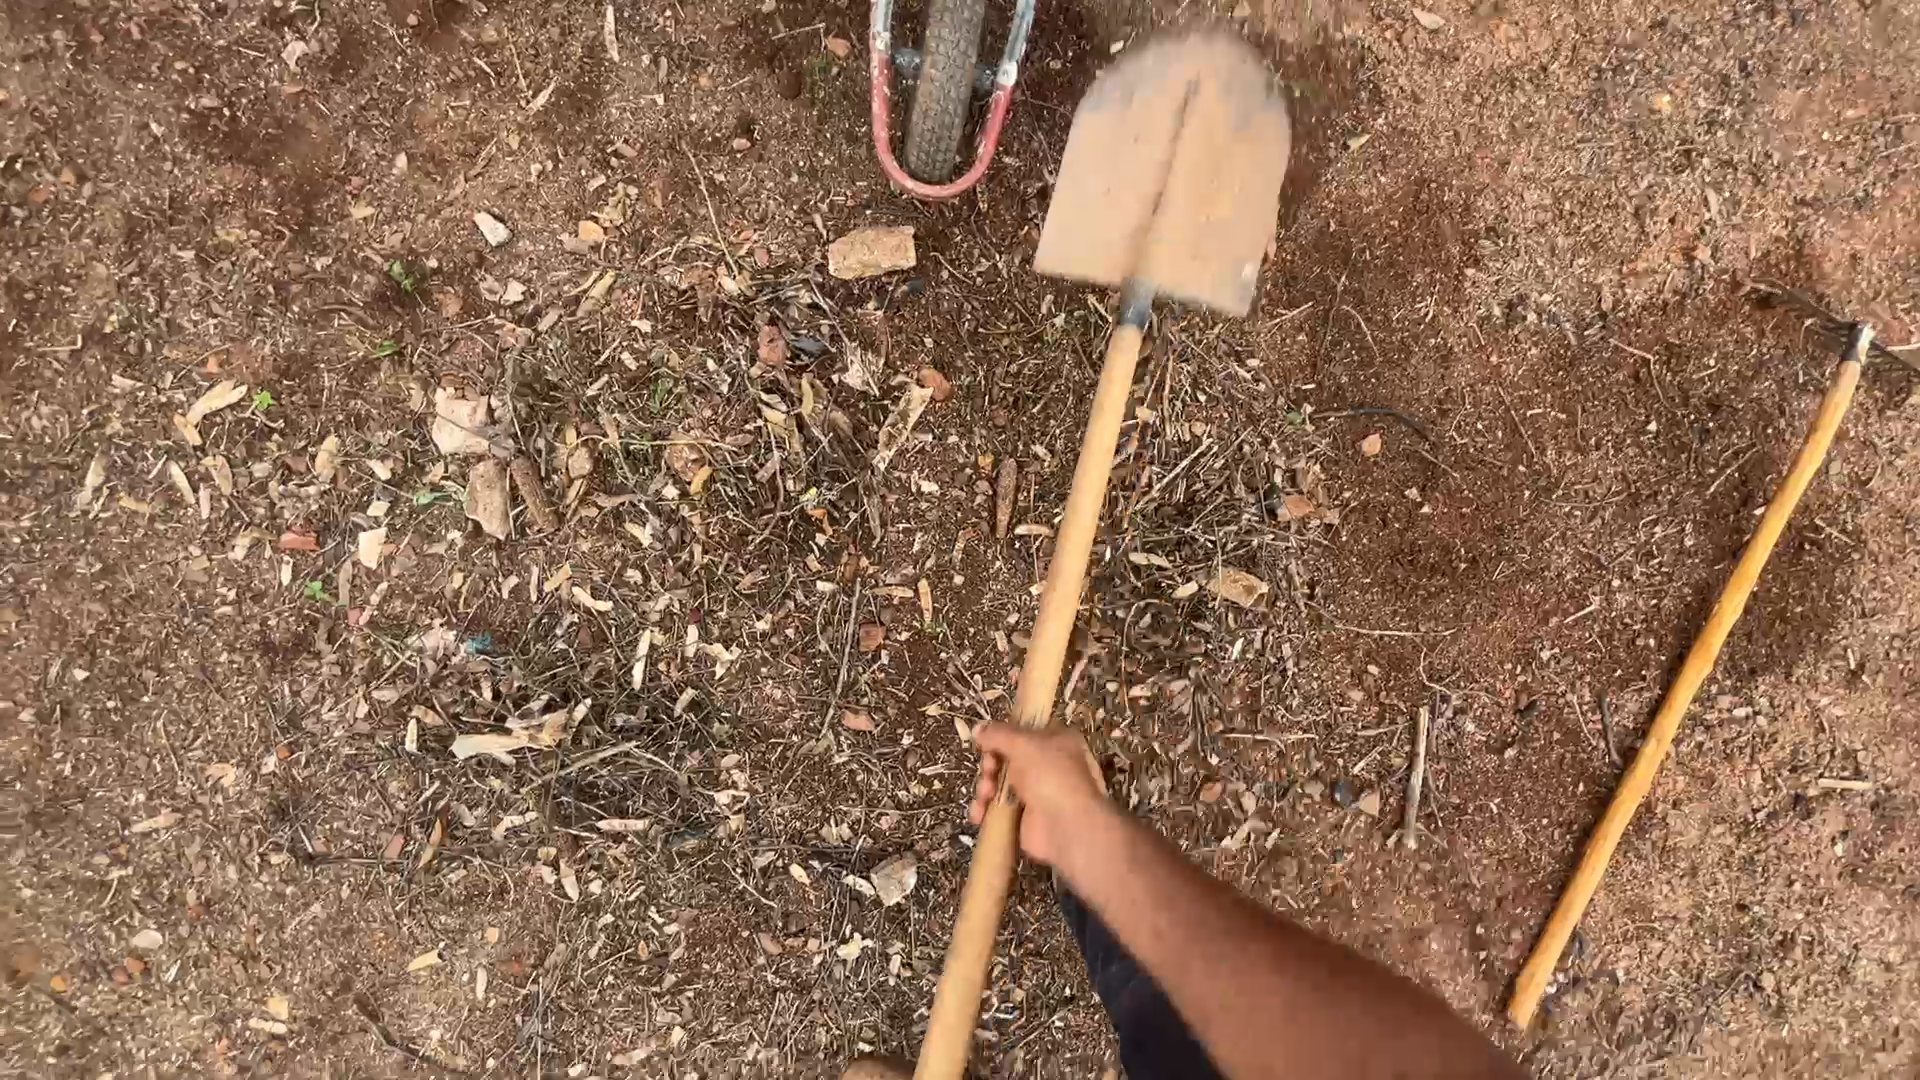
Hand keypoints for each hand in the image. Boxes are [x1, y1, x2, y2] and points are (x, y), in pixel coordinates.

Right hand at [968, 724, 1108, 866]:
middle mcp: (1048, 764)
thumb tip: (978, 728)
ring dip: (986, 787)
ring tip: (986, 796)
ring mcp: (1037, 791)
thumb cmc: (1050, 776)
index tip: (985, 742)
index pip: (1022, 731)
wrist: (1067, 826)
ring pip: (999, 782)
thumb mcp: (1023, 744)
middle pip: (1006, 757)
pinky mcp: (1026, 816)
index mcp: (1056, 740)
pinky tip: (979, 814)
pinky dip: (986, 809)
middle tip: (989, 770)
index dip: (1001, 735)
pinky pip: (999, 807)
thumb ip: (998, 734)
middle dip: (991, 764)